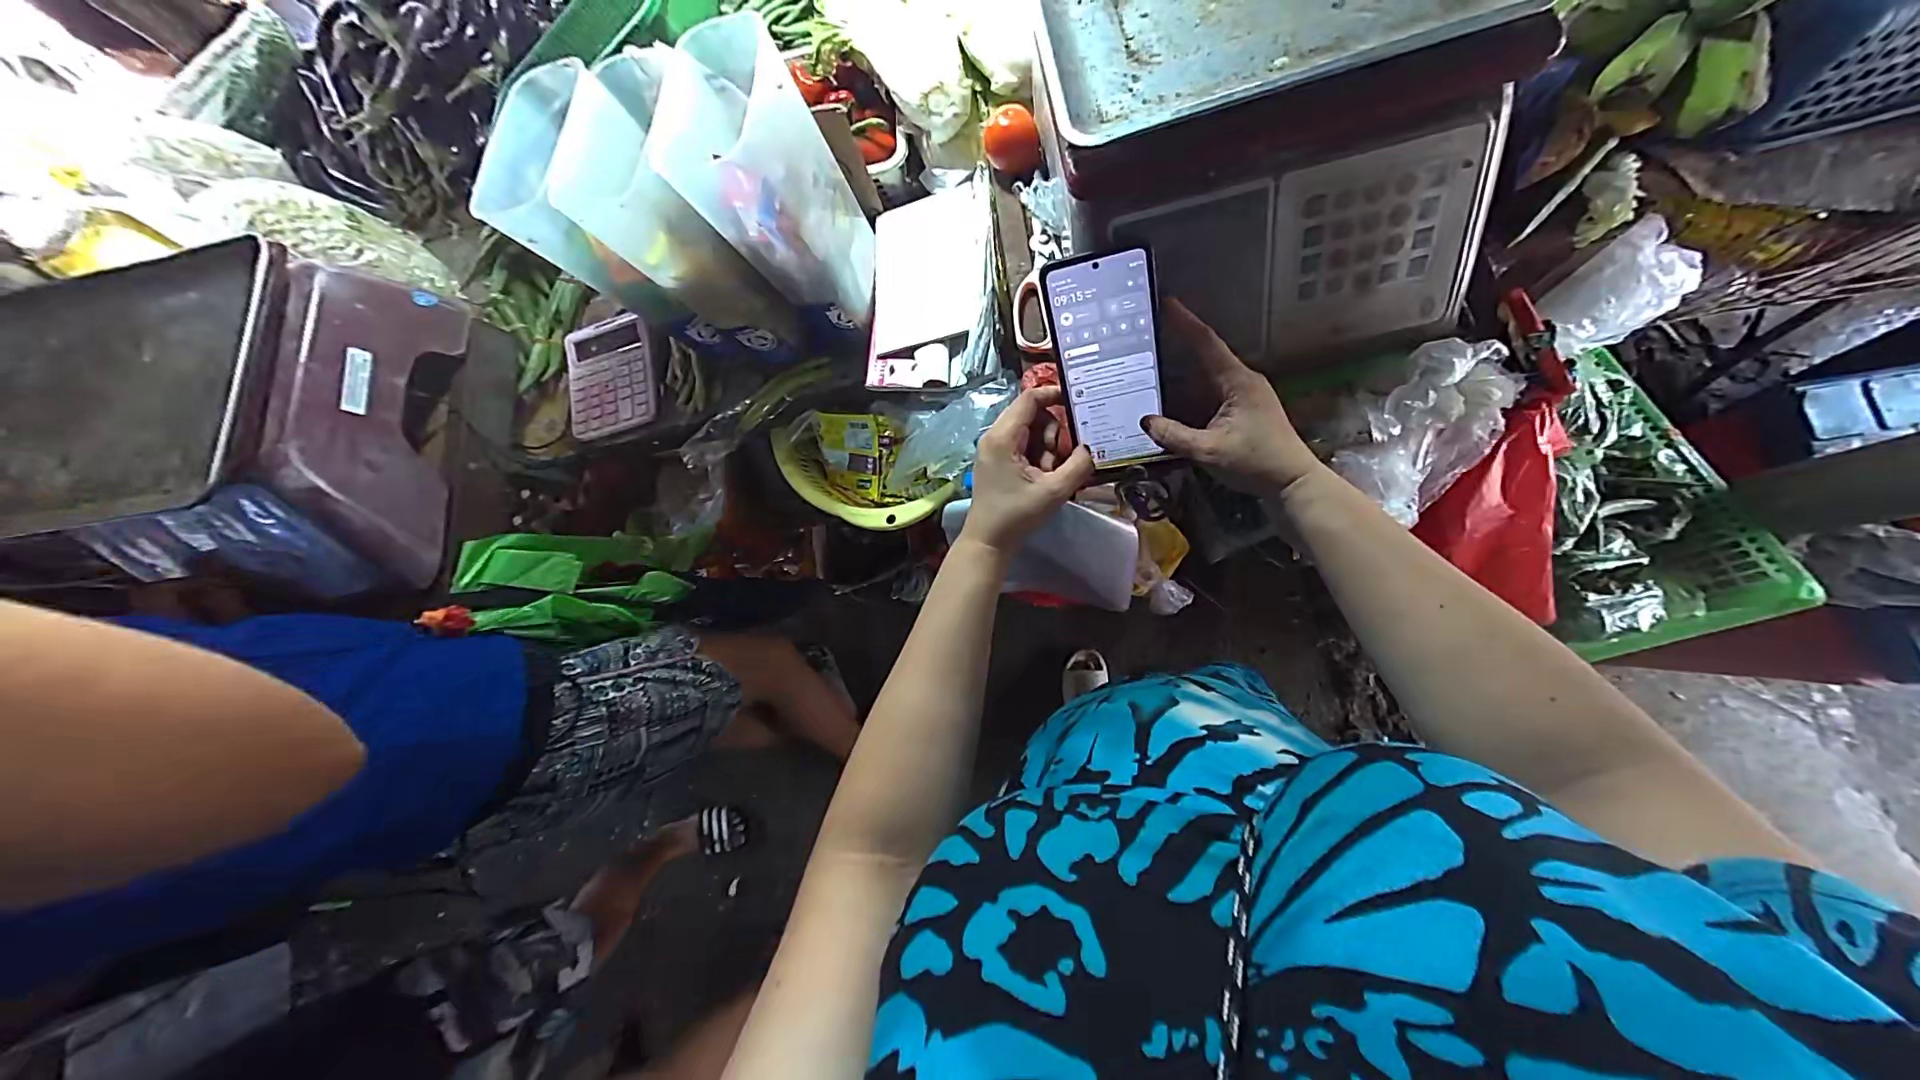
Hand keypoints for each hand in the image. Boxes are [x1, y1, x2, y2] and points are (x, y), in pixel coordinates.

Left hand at [959, 385, 1094, 555]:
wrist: (988, 541)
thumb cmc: (1016, 516)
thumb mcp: (1054, 491)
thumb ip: (1078, 465)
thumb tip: (1092, 447)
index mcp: (1002, 437)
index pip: (1029, 399)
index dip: (1053, 394)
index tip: (1077, 401)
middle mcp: (995, 436)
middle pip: (1032, 415)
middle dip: (1052, 433)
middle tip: (1057, 459)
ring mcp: (994, 448)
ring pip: (1030, 431)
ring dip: (1046, 447)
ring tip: (1048, 473)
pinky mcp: (998, 461)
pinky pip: (1024, 445)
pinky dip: (1037, 456)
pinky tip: (1042, 476)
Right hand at [1141, 300, 1321, 494]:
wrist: (1292, 482)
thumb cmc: (1256, 462)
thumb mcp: (1209, 451)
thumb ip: (1175, 436)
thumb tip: (1145, 421)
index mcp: (1237, 381)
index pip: (1207, 344)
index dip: (1185, 322)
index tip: (1167, 302)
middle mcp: (1241, 382)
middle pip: (1203, 358)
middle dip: (1175, 347)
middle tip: (1146, 338)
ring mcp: (1242, 396)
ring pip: (1203, 379)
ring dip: (1178, 376)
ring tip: (1147, 369)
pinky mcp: (1241, 411)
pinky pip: (1207, 396)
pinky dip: (1186, 396)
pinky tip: (1167, 402)